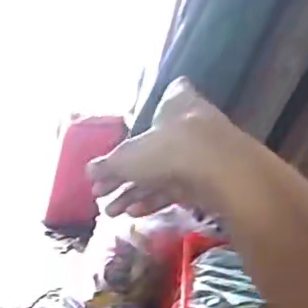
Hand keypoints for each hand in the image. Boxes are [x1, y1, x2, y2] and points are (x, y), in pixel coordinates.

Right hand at [88, 79, 261, 218]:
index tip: (141, 118)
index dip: (158, 103)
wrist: (218, 174)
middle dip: (124, 173)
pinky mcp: (204, 181)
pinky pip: (172, 190)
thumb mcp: (125, 158)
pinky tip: (132, 214)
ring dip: (132, 194)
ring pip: (159, 174)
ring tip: (109, 212)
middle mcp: (190, 125)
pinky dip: (151, 201)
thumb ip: (106, 165)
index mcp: (175, 105)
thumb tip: (89, 170)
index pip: (172, 93)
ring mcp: (199, 155)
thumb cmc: (168, 151)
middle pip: (153, 148)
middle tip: (101, 191)